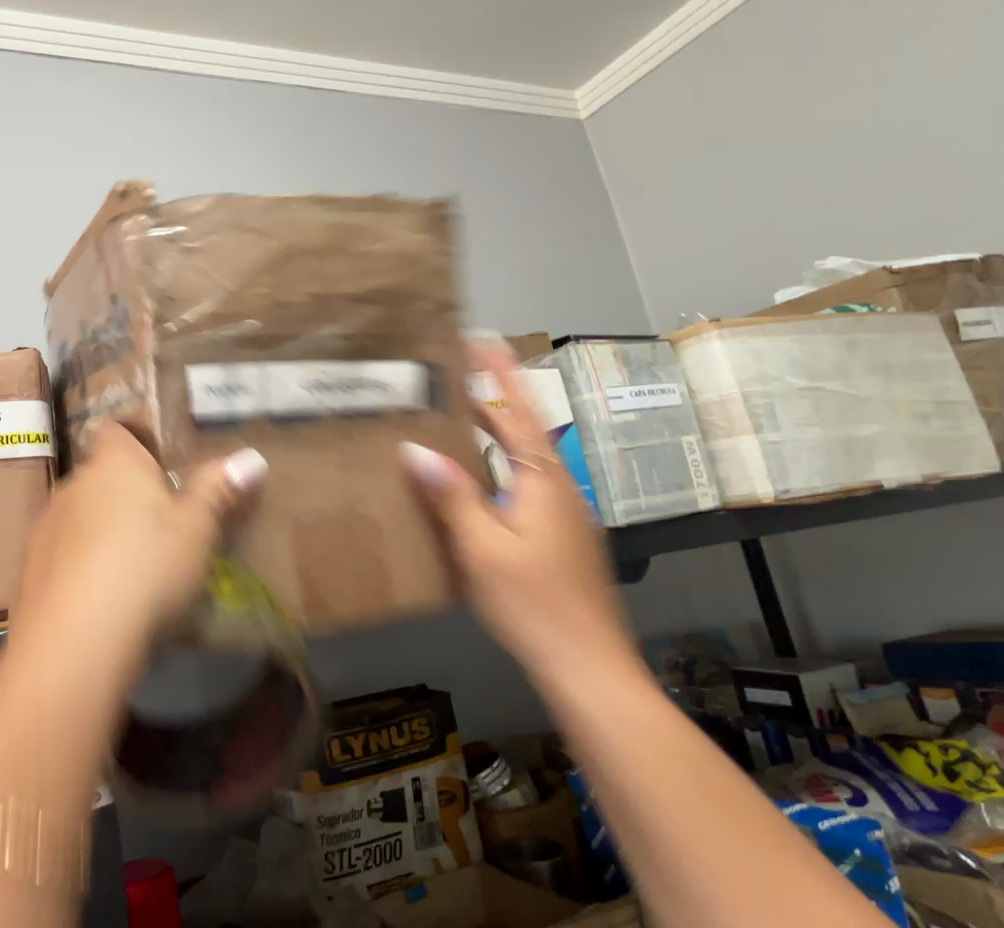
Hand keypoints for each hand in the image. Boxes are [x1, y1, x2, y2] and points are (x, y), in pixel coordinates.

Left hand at [12, 422, 267, 660]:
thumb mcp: (198, 530)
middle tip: (163, 526)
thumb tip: (251, 457)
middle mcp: (72, 486)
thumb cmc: (148, 569)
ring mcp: (45, 528)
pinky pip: (62, 558)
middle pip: (100, 478)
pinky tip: (103, 602)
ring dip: (102, 534)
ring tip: (135, 570)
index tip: (161, 462)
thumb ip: (219, 491)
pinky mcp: (28, 572)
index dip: (136, 440)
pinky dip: (81, 570)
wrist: (76, 641)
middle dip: (125, 495)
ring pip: (80, 519)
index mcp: (114, 465)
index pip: (116, 430)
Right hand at [399, 344, 638, 682]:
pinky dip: (501, 466)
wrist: (587, 665)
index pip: (517, 413)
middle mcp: (560, 489)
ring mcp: (565, 516)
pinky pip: (526, 485)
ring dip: (499, 433)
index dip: (498, 375)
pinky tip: (480, 482)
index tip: (480, 338)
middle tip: (460, 370)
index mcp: (542, 482)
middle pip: (525, 431)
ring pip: (526, 460)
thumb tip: (416, 448)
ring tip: (463, 416)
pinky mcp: (562, 539)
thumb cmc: (532, 604)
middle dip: (496, 398)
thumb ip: (452, 496)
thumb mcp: (482, 550)